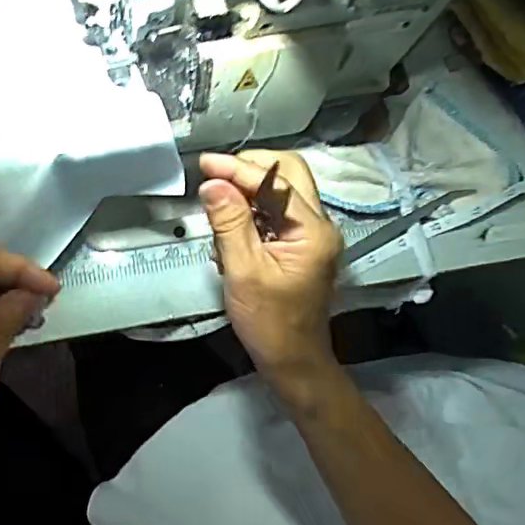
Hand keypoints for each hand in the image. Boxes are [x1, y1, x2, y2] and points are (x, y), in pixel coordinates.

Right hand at [198, 151, 347, 406]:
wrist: (293, 360)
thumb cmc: (269, 322)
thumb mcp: (243, 271)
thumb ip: (229, 223)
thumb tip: (213, 183)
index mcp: (312, 231)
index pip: (275, 182)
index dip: (237, 169)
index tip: (205, 164)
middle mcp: (319, 225)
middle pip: (289, 173)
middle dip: (249, 169)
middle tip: (214, 176)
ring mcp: (312, 234)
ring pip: (282, 190)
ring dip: (249, 191)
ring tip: (218, 208)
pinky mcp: (301, 244)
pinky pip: (277, 212)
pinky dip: (253, 211)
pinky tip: (230, 228)